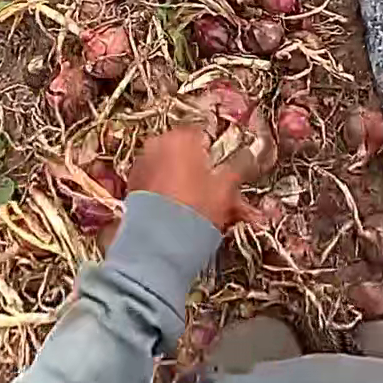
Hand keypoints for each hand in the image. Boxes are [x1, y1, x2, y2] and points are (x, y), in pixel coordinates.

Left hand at [128, 125, 254, 228]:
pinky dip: (168, 192)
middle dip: (199, 167)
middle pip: (185, 151)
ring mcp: (141, 165)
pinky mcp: (131, 187)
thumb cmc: (196, 209)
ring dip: (184, 180)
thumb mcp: (225, 189)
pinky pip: (156, 182)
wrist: (158, 248)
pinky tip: (179, 211)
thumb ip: (239, 167)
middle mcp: (157, 144)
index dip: (217, 153)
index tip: (224, 170)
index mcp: (181, 137)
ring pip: (170, 167)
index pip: (205, 134)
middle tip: (214, 189)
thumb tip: (251, 155)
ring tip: (198, 205)